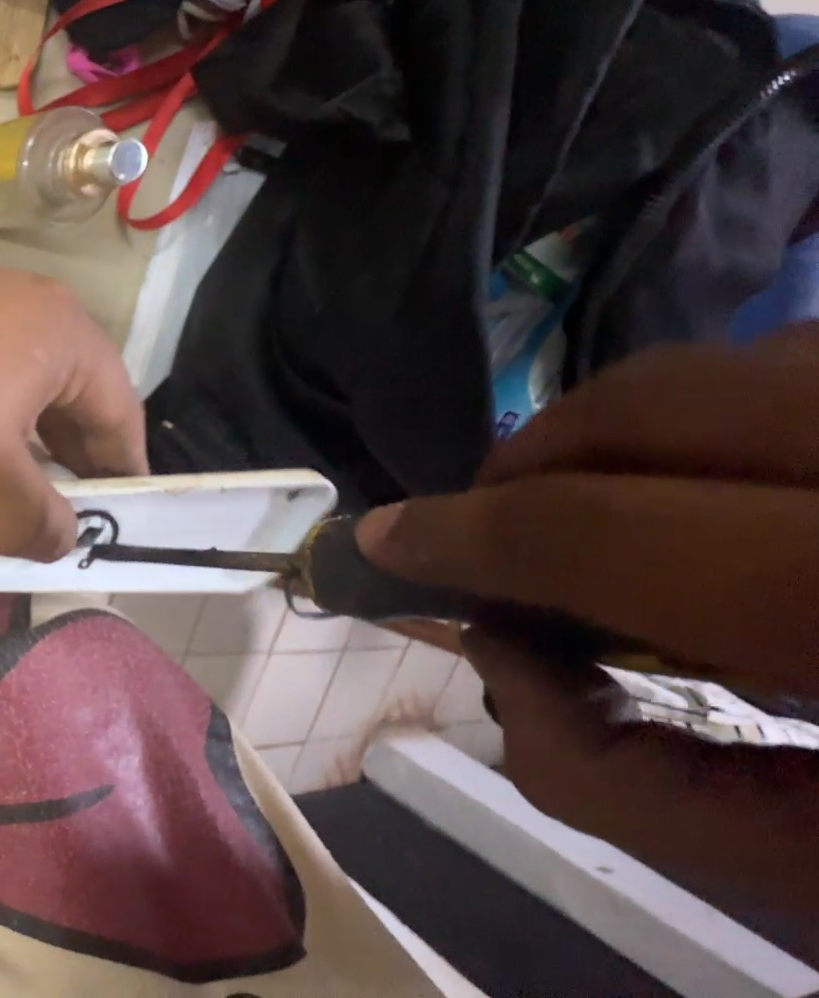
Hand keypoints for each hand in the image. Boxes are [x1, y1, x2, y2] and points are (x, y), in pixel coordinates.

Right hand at [355, 327, 818, 915]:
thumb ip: (613, 773)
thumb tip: (495, 660)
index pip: (602, 530)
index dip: (462, 534)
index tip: (380, 541)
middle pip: (669, 398)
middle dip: (534, 458)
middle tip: (487, 529)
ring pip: (755, 362)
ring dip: (632, 439)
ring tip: (616, 524)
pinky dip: (743, 432)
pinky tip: (752, 514)